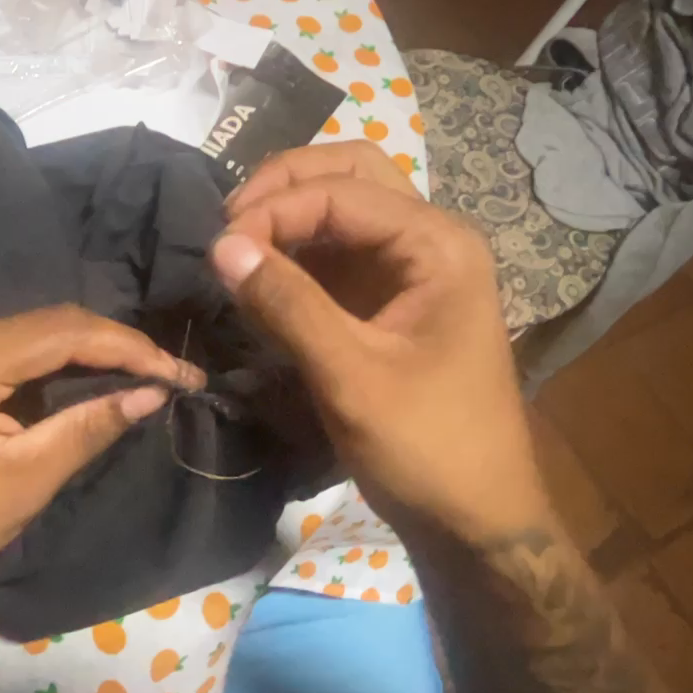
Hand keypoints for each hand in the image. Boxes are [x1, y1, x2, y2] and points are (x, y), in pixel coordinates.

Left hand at [0, 305, 203, 606]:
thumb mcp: (27, 479)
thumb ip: (90, 426)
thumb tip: (154, 391)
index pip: (63, 332)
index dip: (129, 347)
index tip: (180, 371)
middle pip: (52, 323)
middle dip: (117, 347)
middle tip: (172, 374)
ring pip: (38, 329)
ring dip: (93, 351)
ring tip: (149, 373)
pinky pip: (17, 345)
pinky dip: (60, 360)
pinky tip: (100, 374)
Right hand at [210, 142, 546, 537]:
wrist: (473, 517)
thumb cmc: (426, 447)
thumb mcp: (351, 376)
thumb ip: (288, 304)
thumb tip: (221, 245)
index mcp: (437, 246)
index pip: (342, 191)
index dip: (274, 209)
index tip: (218, 250)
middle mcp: (427, 242)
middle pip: (350, 175)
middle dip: (284, 188)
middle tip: (228, 226)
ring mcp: (407, 272)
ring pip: (341, 210)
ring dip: (287, 216)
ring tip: (234, 247)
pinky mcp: (386, 303)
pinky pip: (334, 256)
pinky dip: (293, 255)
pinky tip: (259, 278)